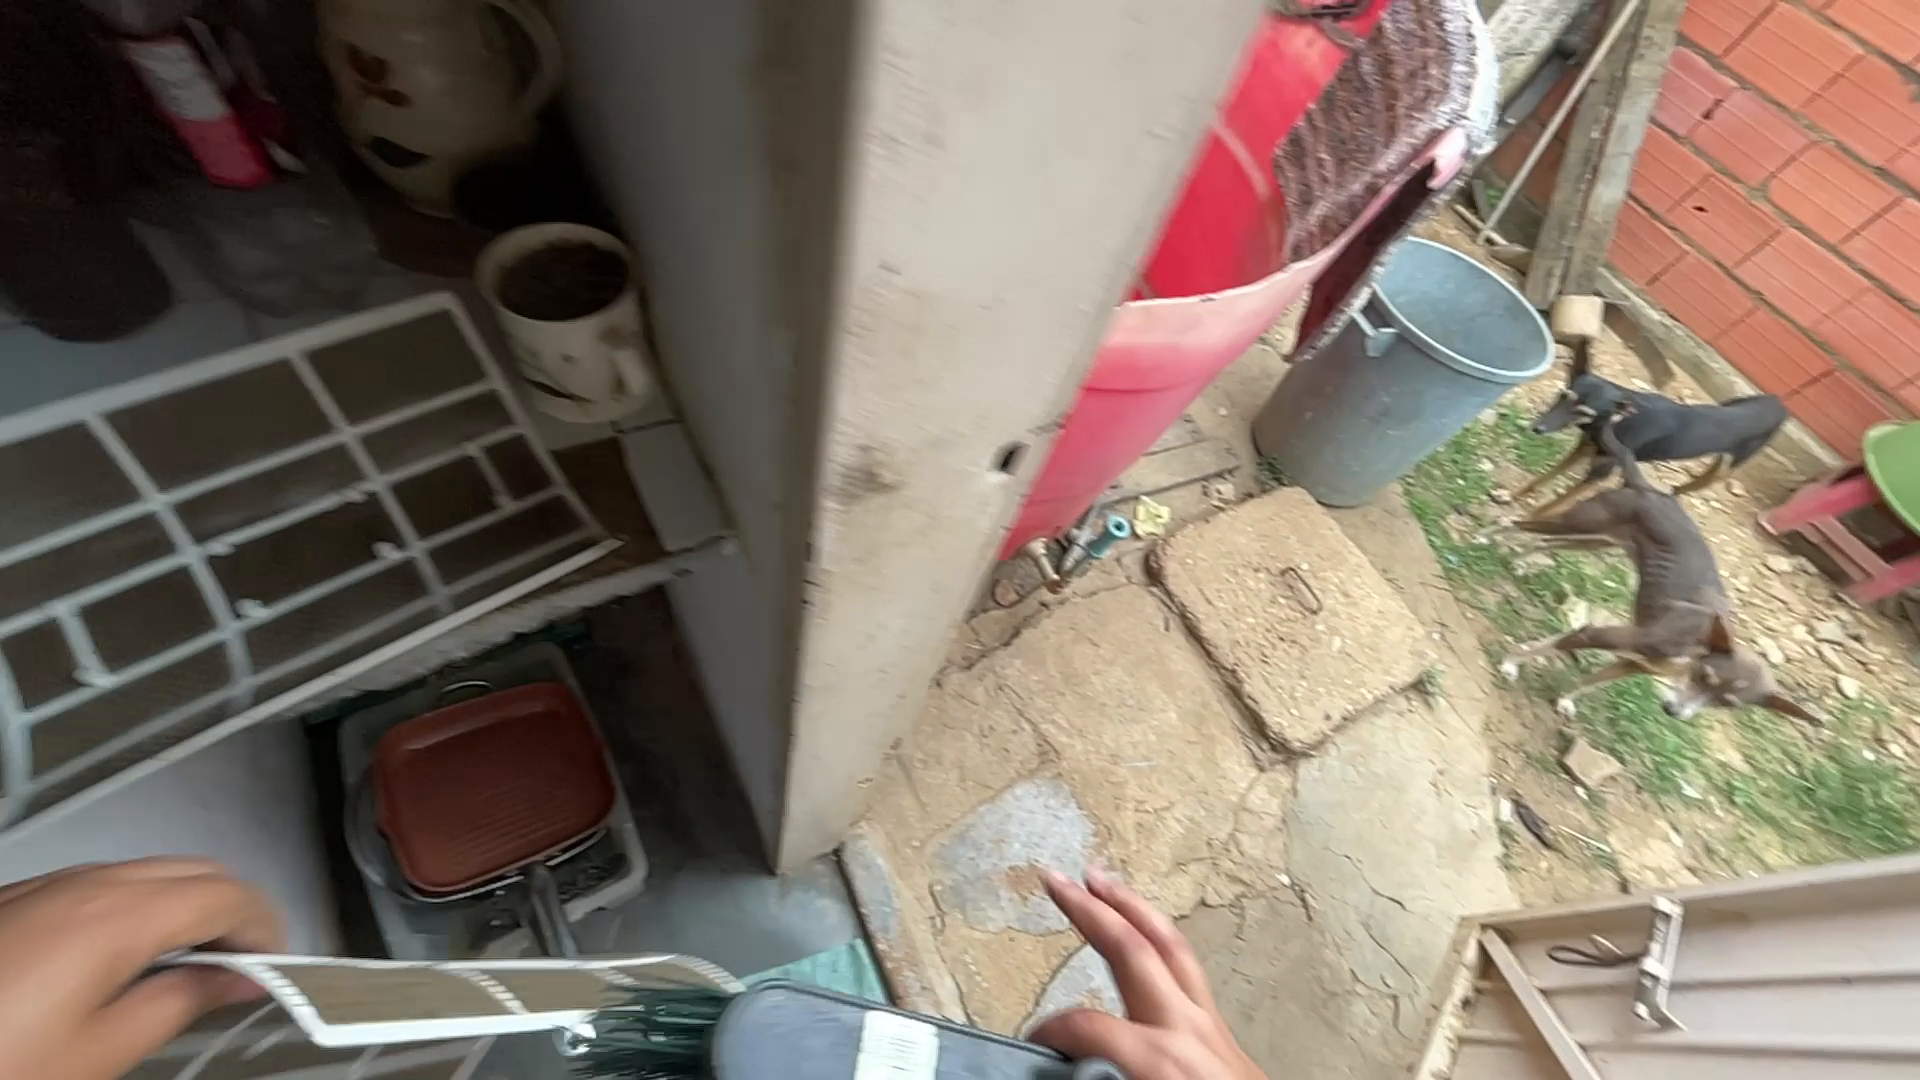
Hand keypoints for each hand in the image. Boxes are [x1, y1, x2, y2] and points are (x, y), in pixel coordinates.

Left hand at [0, 858, 284, 1079]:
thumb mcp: (92, 1058)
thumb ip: (183, 1003)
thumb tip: (246, 979)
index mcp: (120, 913)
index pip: (233, 898)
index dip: (266, 931)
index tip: (272, 973)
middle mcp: (86, 883)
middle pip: (197, 871)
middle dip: (230, 910)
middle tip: (233, 966)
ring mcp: (34, 889)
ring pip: (146, 872)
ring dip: (181, 905)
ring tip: (174, 963)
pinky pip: (91, 886)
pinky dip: (128, 908)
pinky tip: (105, 960)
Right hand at [1030, 869, 1266, 1079]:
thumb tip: (1068, 1072)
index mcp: (1164, 1064)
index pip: (1089, 1027)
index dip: (1052, 1030)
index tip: (1035, 1039)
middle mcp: (1189, 1032)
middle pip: (1131, 949)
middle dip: (1090, 909)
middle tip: (1055, 880)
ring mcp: (1213, 1028)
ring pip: (1168, 944)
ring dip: (1129, 906)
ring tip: (1100, 880)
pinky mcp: (1227, 1036)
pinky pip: (1187, 967)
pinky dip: (1158, 938)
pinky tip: (1143, 932)